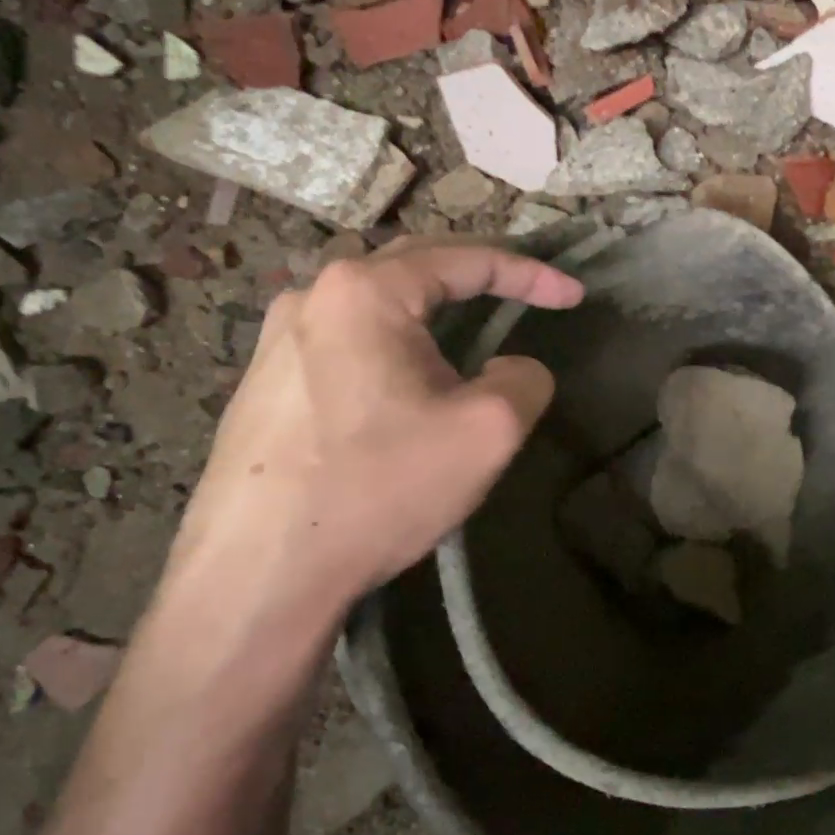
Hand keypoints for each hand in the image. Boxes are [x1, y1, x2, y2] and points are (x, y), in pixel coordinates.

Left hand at [166, 242, 584, 610]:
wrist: (258, 576)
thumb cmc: (379, 487)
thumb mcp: (490, 429)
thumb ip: (525, 379)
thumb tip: (508, 369)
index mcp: (365, 292)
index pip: (468, 258)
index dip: (532, 273)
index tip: (576, 296)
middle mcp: (312, 297)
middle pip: (415, 264)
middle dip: (480, 275)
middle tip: (530, 293)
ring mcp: (277, 340)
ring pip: (376, 302)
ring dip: (433, 307)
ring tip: (475, 328)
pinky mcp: (263, 384)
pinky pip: (347, 339)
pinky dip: (396, 340)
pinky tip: (409, 376)